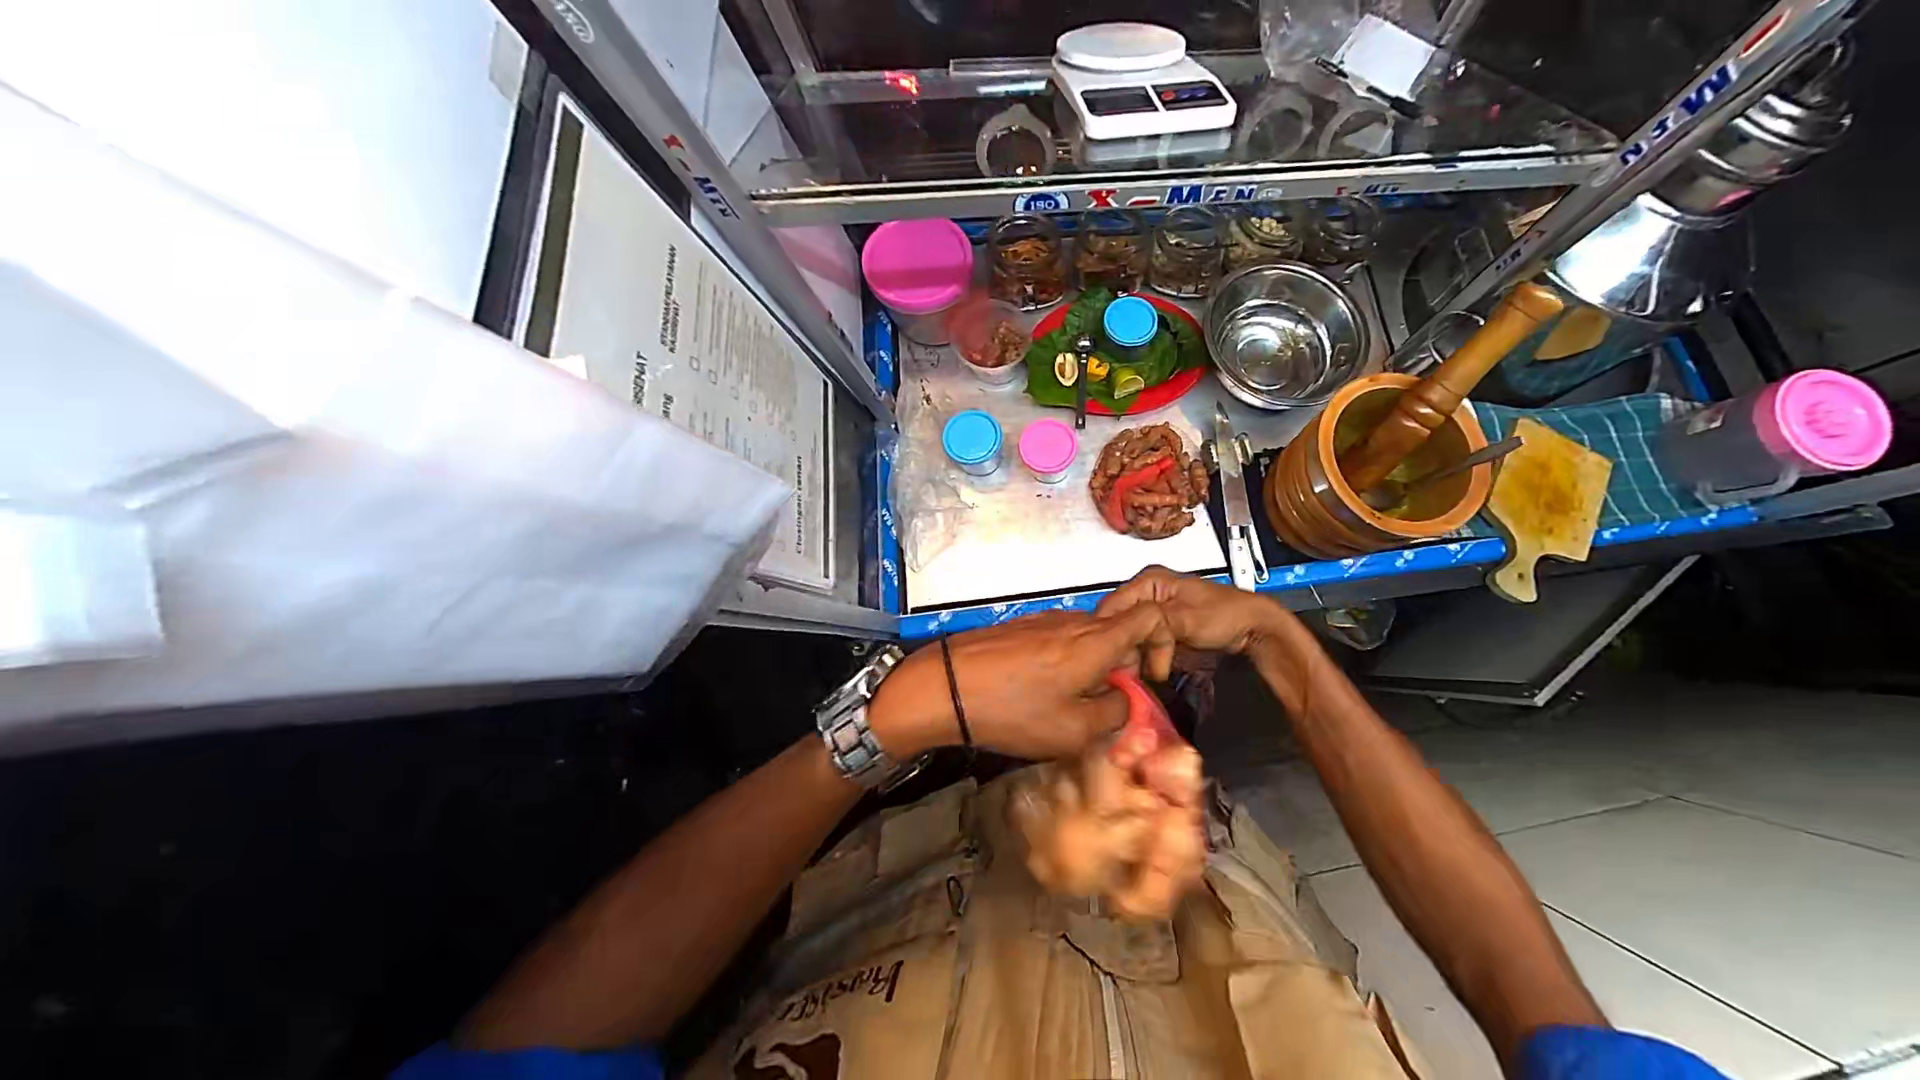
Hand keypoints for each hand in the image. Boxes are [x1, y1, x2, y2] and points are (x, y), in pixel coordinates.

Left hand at [870, 605, 1173, 761]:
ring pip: (1087, 639)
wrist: (944, 687)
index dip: (1161, 644)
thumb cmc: (1012, 710)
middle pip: (1118, 633)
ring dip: (1090, 669)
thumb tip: (1127, 698)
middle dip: (1120, 669)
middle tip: (1101, 706)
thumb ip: (1116, 712)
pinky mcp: (1021, 628)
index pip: (1150, 617)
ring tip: (1064, 704)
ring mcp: (1044, 621)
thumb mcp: (1075, 730)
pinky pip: (1059, 641)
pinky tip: (1036, 692)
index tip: (1147, 679)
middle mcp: (1074, 621)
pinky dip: (1062, 664)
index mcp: (1096, 640)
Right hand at [1096, 566, 1325, 712]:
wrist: (1255, 628)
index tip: (1111, 655)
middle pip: (1118, 622)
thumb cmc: (1226, 615)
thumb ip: (1152, 627)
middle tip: (1127, 669)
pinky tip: (1147, 668)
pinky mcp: (1162, 629)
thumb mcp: (1183, 618)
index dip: (1109, 631)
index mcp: (1148, 581)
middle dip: (1122, 646)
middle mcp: (1147, 594)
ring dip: (1133, 655)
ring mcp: (1154, 612)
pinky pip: (1143, 644)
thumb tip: (1129, 644)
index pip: (1111, 606)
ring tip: (1139, 672)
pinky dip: (1144, 657)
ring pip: (1129, 636)